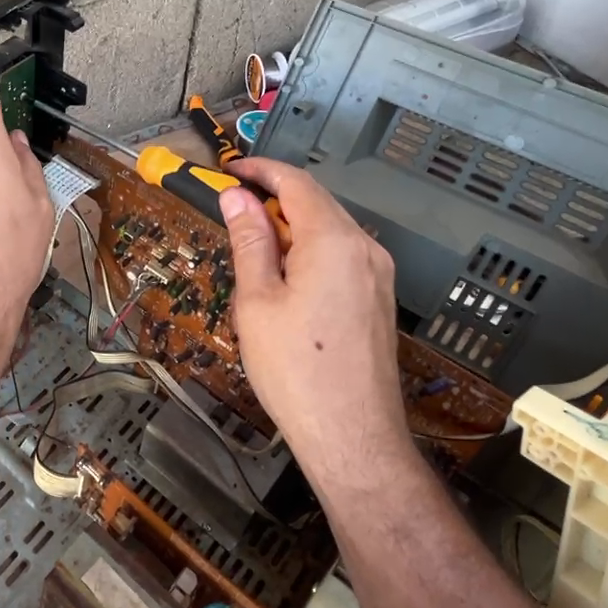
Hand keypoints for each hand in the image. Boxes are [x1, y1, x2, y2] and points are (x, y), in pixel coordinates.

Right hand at [220, 158, 405, 470]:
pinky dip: (308, 247)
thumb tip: (236, 196)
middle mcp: (365, 248)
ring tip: (251, 245)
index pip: (295, 183)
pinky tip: (284, 274)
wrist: (353, 437)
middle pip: (316, 201)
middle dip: (272, 196)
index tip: (228, 171)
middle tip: (230, 207)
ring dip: (290, 223)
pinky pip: (341, 253)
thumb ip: (249, 240)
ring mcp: (378, 274)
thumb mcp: (257, 300)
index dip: (259, 170)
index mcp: (334, 241)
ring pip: (329, 227)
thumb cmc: (295, 369)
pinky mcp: (379, 297)